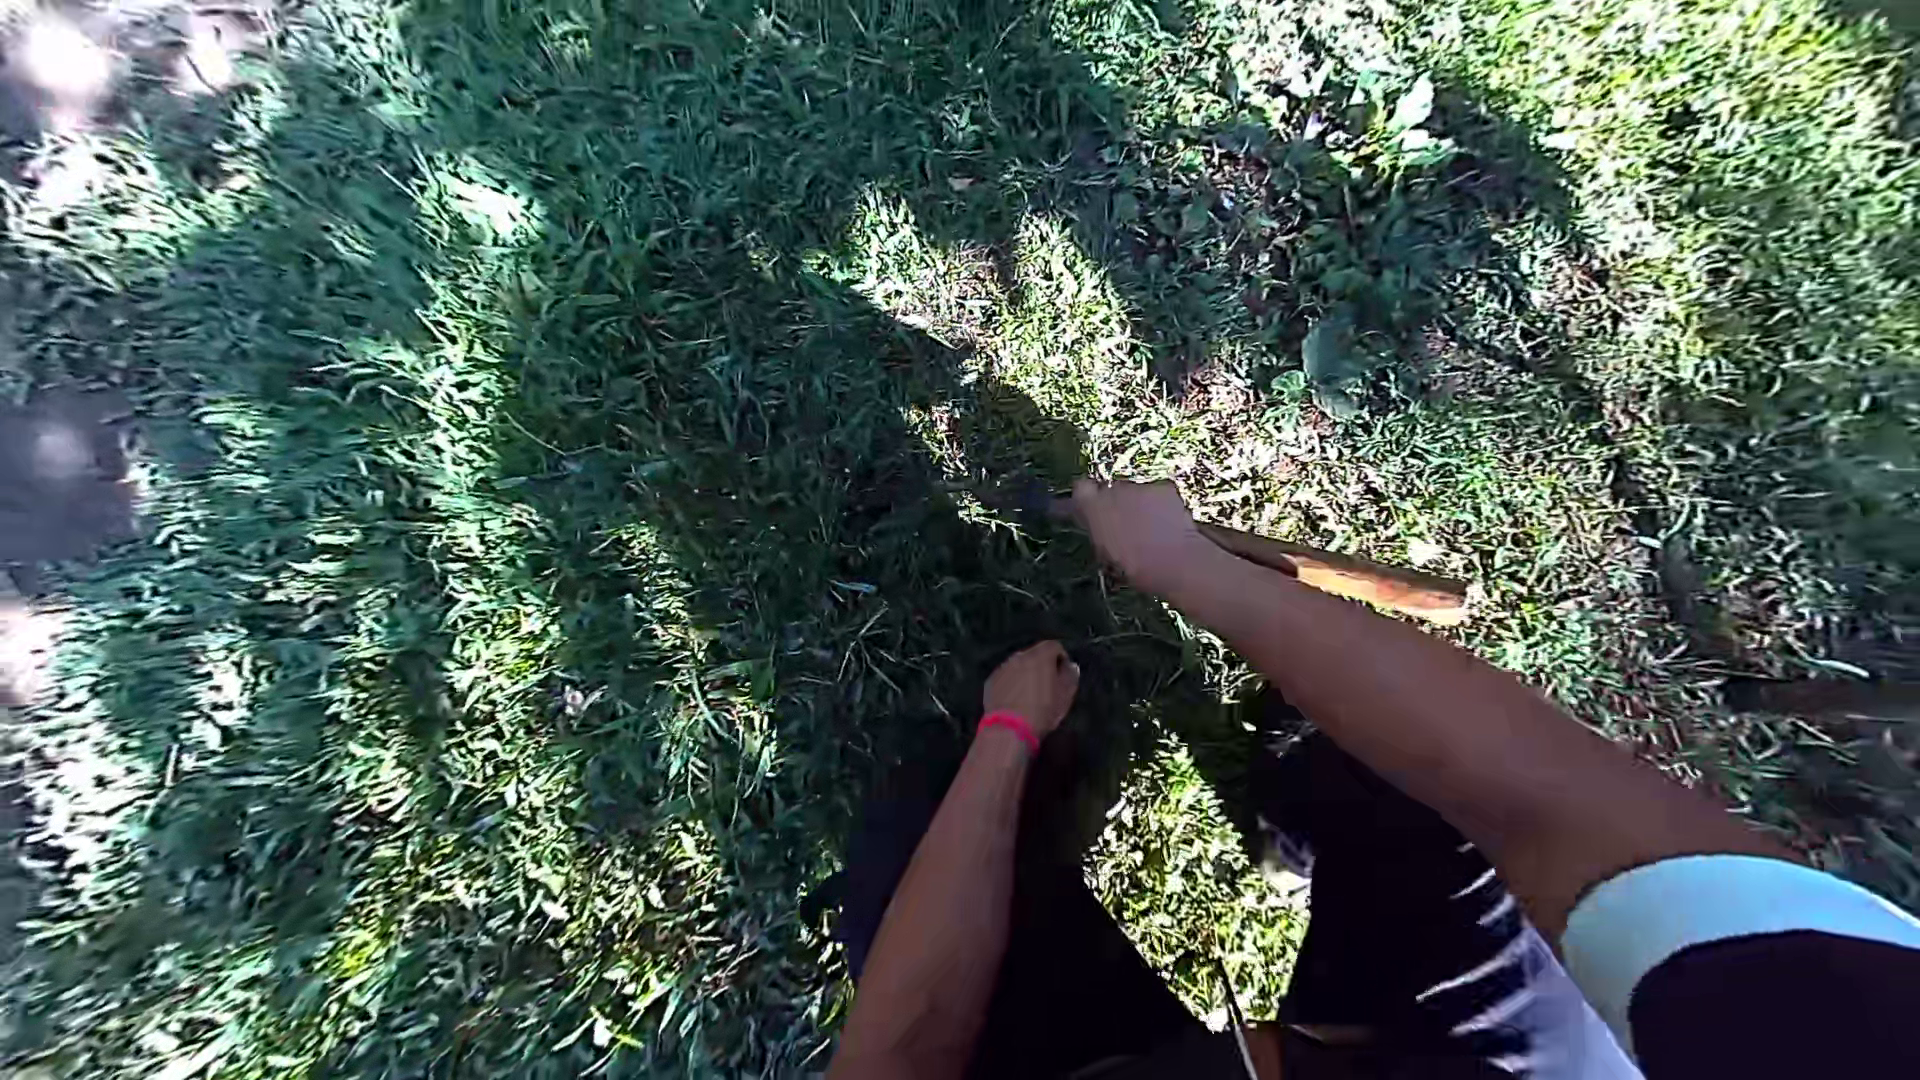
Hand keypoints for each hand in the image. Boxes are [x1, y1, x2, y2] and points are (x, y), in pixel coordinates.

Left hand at [982, 640, 1079, 739]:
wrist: (1008, 730)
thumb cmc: (1042, 712)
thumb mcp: (1065, 697)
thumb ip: (1070, 677)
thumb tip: (1070, 666)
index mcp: (1040, 656)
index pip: (1054, 646)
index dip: (1061, 658)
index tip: (1063, 674)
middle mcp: (1019, 656)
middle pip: (1034, 654)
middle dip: (1042, 666)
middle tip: (1047, 685)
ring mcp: (1003, 667)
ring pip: (1018, 665)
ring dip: (1026, 673)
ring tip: (1029, 694)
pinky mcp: (991, 680)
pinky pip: (1006, 676)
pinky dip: (1012, 682)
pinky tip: (1014, 700)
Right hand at [1070, 478, 1215, 596]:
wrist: (1173, 561)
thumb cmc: (1132, 566)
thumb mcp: (1103, 552)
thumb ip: (1096, 530)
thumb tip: (1093, 522)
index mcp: (1093, 506)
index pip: (1081, 489)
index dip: (1086, 498)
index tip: (1090, 511)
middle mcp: (1113, 489)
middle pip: (1109, 489)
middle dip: (1113, 502)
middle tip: (1123, 524)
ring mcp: (1140, 486)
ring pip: (1134, 491)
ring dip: (1137, 503)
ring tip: (1149, 526)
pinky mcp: (1164, 487)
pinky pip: (1156, 493)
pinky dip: (1159, 503)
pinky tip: (1167, 522)